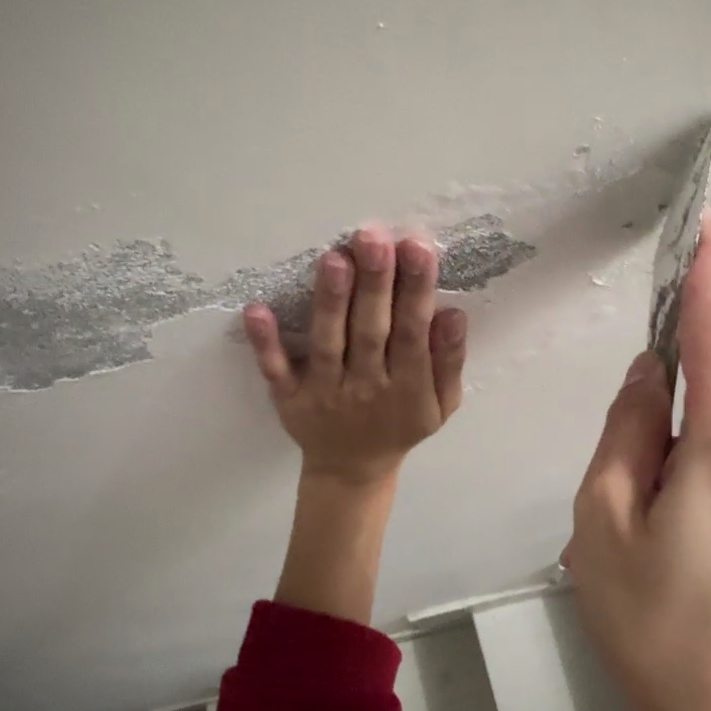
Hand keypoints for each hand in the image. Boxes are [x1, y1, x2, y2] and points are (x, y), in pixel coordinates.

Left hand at [243, 226, 468, 485]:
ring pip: (328, 344)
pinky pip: (277, 371)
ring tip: (333, 258)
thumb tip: (453, 314)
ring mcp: (324, 393)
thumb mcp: (440, 404)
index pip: (413, 334)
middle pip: (371, 332)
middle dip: (374, 284)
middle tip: (372, 237)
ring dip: (330, 302)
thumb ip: (448, 361)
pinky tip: (257, 311)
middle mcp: (366, 388)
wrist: (353, 472)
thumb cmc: (401, 426)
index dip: (415, 291)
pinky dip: (267, 344)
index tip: (417, 246)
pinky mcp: (289, 399)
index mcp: (407, 387)